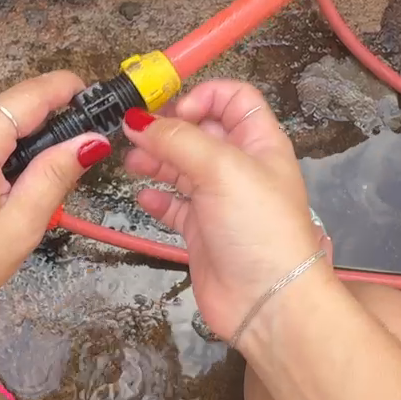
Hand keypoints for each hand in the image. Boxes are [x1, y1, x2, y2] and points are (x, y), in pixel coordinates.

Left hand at [0, 71, 109, 337]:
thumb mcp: (20, 224)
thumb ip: (56, 174)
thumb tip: (91, 140)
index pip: (31, 94)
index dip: (65, 88)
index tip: (91, 95)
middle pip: (8, 110)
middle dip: (39, 130)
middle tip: (62, 169)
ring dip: (11, 145)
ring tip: (21, 194)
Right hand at [121, 80, 327, 338]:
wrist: (267, 302)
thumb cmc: (260, 229)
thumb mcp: (221, 169)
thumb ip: (177, 140)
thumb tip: (136, 121)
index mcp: (259, 142)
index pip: (233, 99)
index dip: (202, 97)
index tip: (172, 113)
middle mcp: (240, 167)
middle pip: (200, 130)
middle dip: (167, 128)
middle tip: (135, 134)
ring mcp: (220, 199)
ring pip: (181, 166)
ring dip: (155, 159)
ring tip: (133, 163)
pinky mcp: (202, 230)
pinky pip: (174, 204)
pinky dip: (157, 197)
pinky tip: (144, 197)